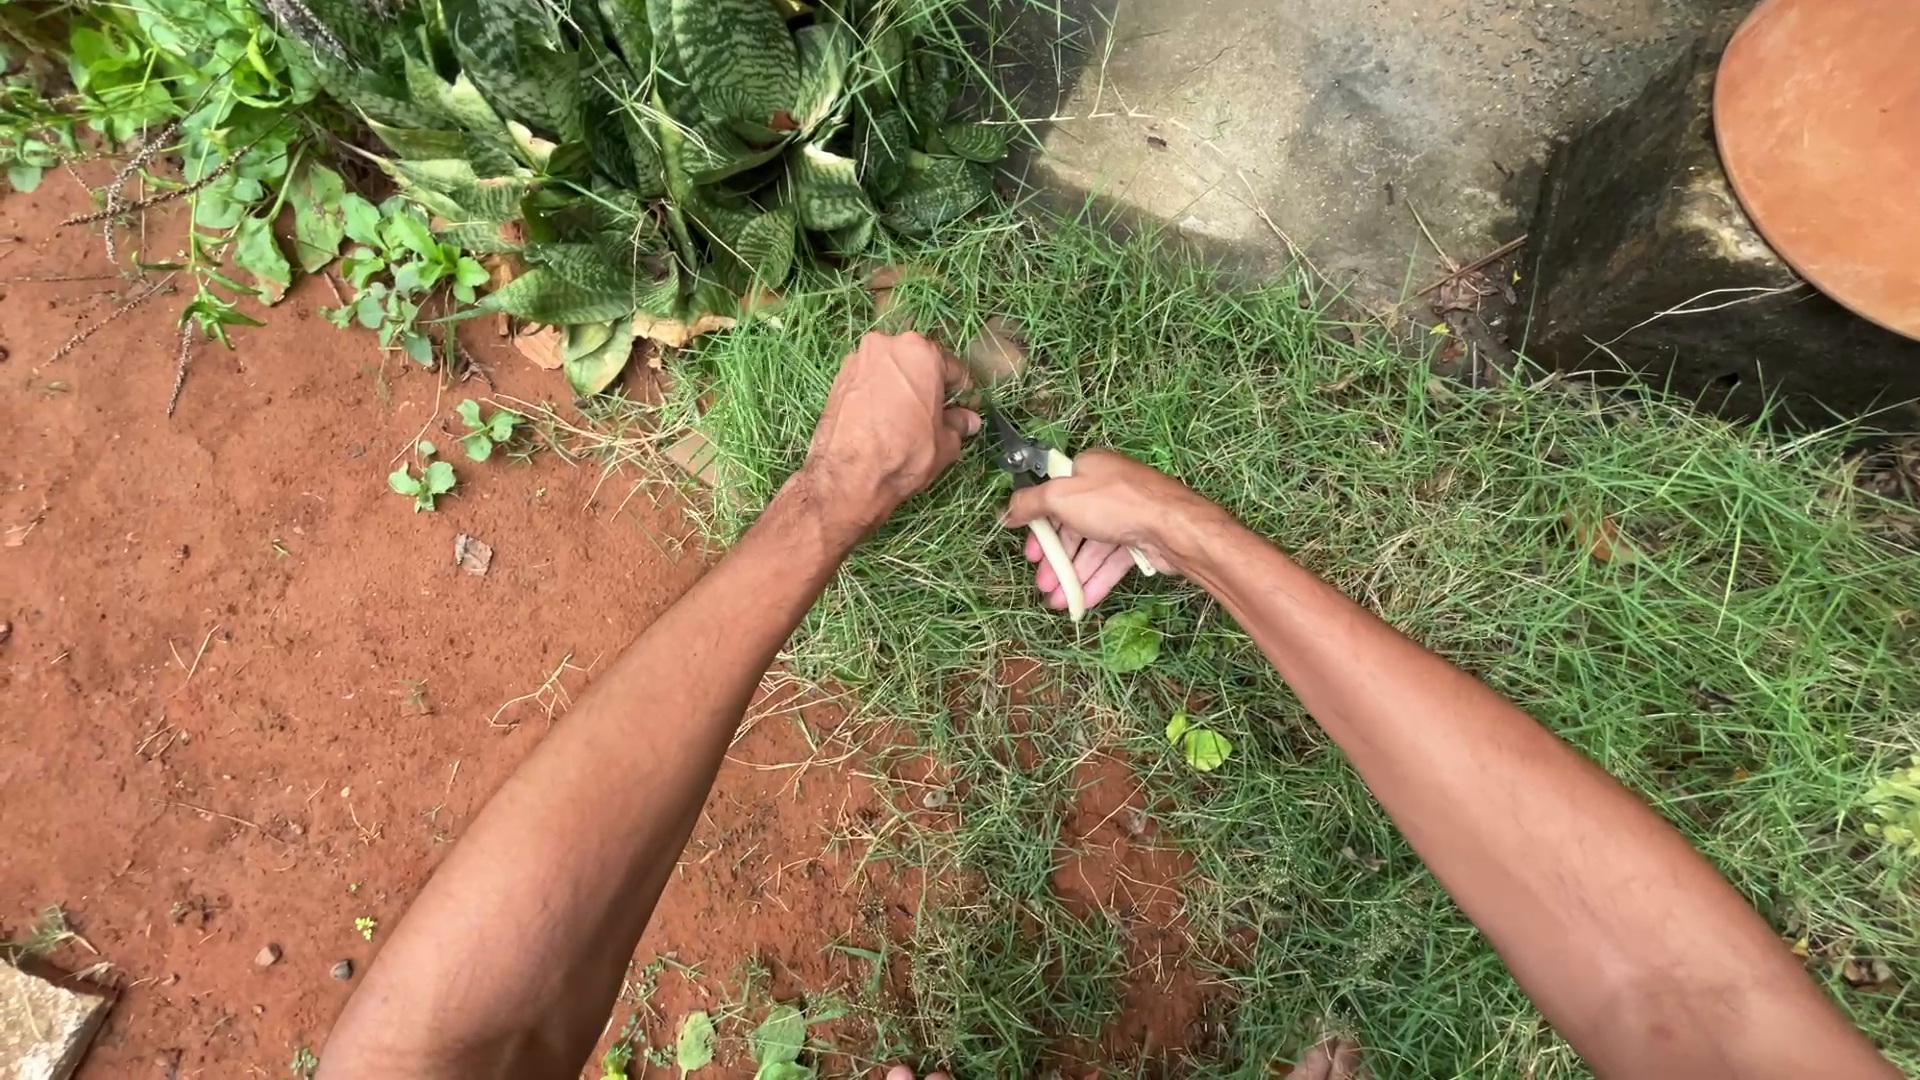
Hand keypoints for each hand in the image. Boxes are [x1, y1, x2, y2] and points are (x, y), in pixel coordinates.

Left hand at [802, 332, 978, 531]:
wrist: (849, 476)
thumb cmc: (905, 453)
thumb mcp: (945, 443)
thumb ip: (958, 424)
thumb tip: (968, 420)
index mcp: (921, 352)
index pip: (953, 369)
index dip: (963, 393)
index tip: (966, 409)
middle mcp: (887, 345)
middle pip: (918, 364)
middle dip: (930, 387)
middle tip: (937, 415)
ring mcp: (858, 360)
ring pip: (891, 371)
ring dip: (902, 389)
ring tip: (907, 420)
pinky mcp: (838, 379)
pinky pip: (869, 383)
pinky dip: (879, 396)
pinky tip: (883, 421)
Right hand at [1002, 449, 1222, 610]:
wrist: (1172, 527)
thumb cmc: (1114, 503)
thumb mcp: (1061, 497)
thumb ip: (1030, 503)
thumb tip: (1005, 511)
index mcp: (1087, 469)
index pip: (1052, 496)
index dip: (1038, 525)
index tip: (1029, 551)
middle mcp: (1105, 489)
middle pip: (1071, 526)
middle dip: (1056, 559)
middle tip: (1042, 583)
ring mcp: (1124, 515)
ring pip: (1091, 547)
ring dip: (1073, 575)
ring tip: (1058, 601)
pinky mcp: (1139, 538)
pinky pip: (1111, 560)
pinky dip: (1095, 579)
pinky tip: (1082, 601)